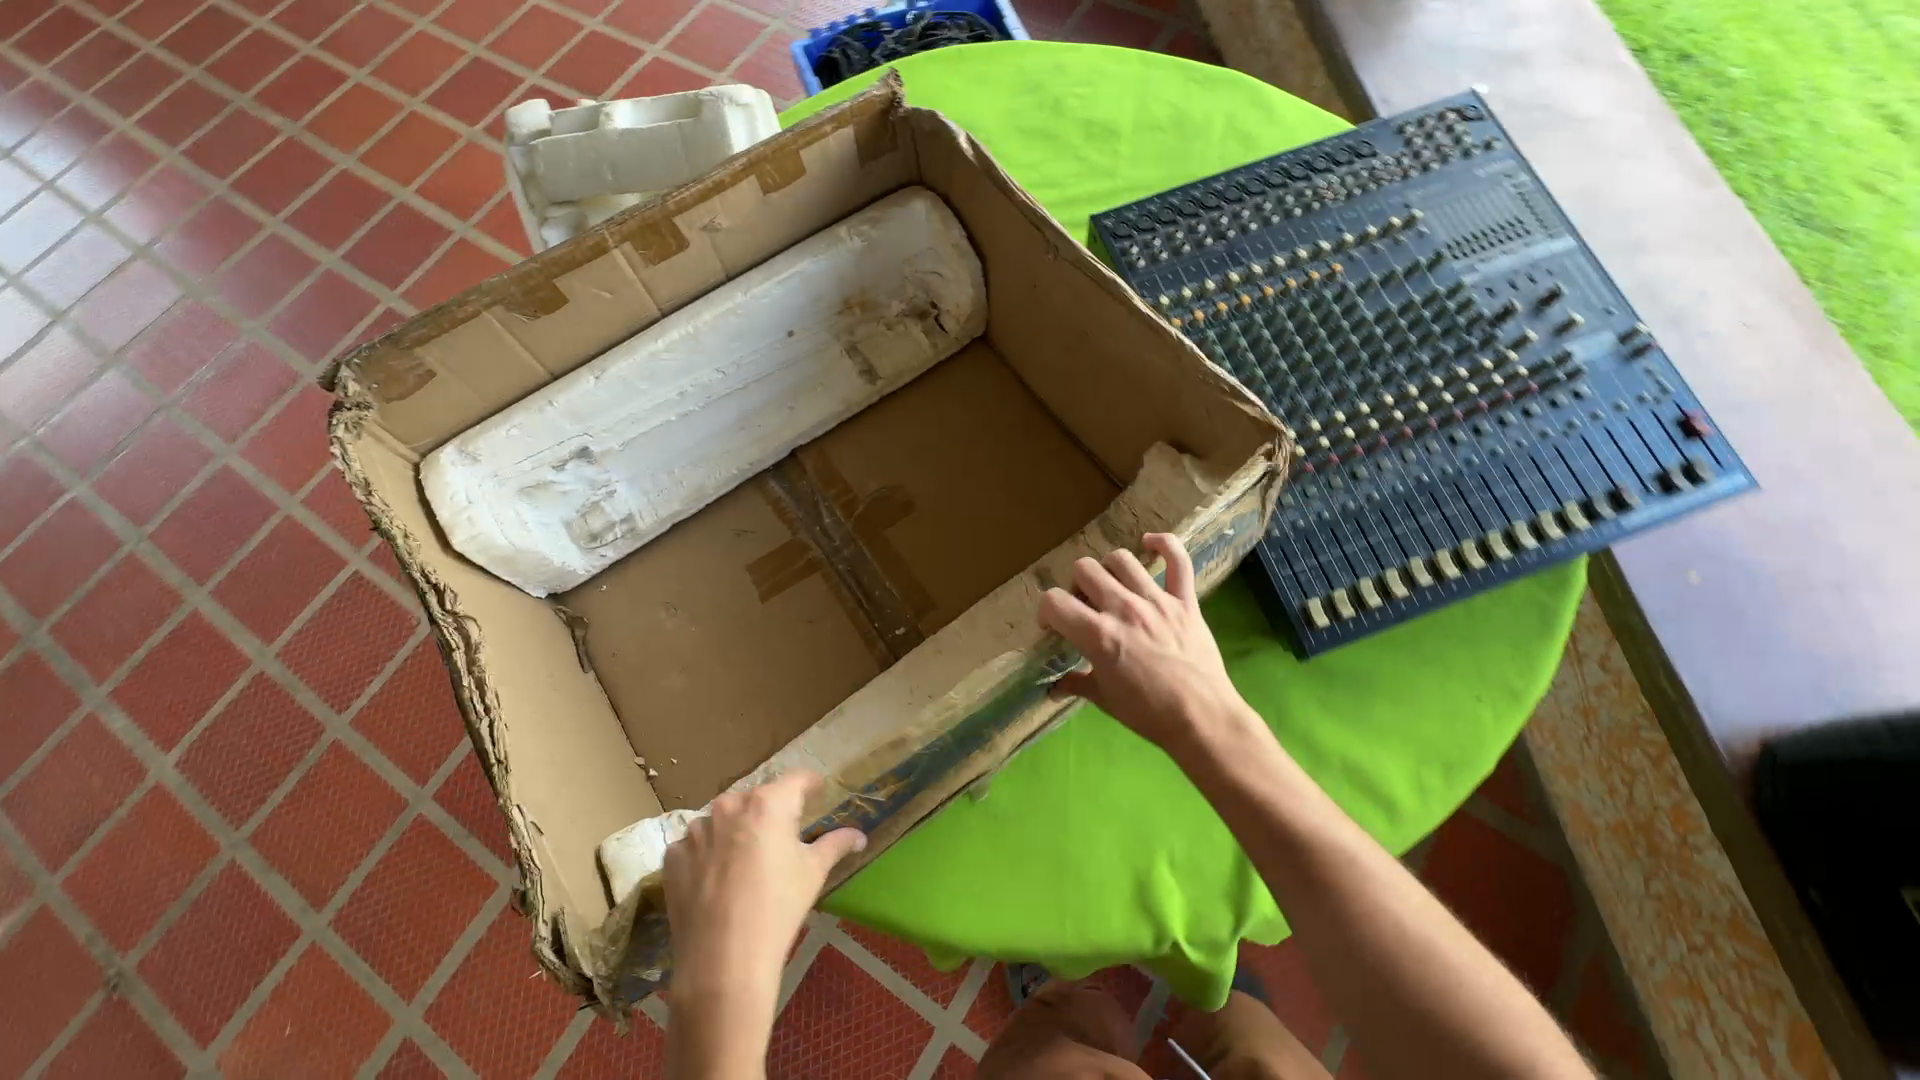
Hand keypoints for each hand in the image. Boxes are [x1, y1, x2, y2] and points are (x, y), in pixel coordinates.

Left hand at [664, 772, 864, 1077]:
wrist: (722, 960)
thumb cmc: (778, 909)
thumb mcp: (813, 873)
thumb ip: (836, 844)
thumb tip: (859, 835)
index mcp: (769, 804)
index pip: (796, 779)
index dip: (810, 785)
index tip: (818, 792)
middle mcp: (729, 806)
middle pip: (756, 799)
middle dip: (770, 812)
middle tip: (781, 838)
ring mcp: (696, 830)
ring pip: (723, 821)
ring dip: (735, 832)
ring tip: (745, 864)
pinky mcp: (673, 855)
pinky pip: (696, 845)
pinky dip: (708, 855)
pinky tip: (717, 881)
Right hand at [1038, 533, 1248, 753]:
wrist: (1202, 719)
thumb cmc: (1149, 714)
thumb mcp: (1104, 700)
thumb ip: (1076, 684)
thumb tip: (1054, 685)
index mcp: (1099, 635)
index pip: (1054, 602)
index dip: (1046, 612)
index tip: (1054, 626)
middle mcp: (1124, 609)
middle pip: (1084, 570)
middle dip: (1076, 587)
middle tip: (1084, 608)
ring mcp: (1157, 601)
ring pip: (1121, 559)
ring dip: (1108, 570)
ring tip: (1111, 588)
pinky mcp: (1185, 601)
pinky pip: (1177, 559)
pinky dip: (1163, 545)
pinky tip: (1150, 545)